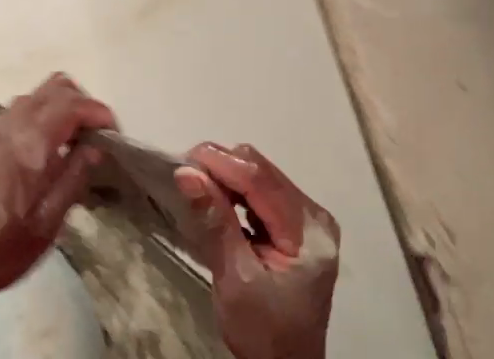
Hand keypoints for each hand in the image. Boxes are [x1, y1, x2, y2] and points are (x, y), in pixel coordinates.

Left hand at [0, 74, 117, 301]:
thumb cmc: (1, 248)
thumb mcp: (47, 223)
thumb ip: (73, 178)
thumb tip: (96, 147)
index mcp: (30, 144)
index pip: (72, 104)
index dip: (98, 112)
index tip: (114, 134)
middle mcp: (10, 125)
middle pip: (53, 87)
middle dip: (81, 103)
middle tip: (95, 136)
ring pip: (33, 96)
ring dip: (58, 108)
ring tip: (72, 144)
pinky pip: (15, 112)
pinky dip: (37, 118)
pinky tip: (42, 153)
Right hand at [178, 143, 340, 358]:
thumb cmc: (262, 332)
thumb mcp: (235, 279)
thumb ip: (214, 222)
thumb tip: (186, 172)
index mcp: (308, 232)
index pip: (260, 179)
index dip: (220, 163)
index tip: (180, 161)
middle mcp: (314, 217)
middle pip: (262, 170)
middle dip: (221, 166)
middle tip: (184, 180)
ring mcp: (306, 221)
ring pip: (259, 176)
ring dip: (225, 177)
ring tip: (195, 191)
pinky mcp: (294, 229)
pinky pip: (261, 193)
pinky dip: (234, 192)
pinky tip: (215, 205)